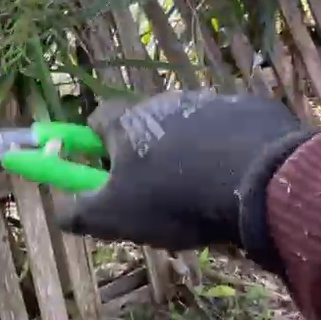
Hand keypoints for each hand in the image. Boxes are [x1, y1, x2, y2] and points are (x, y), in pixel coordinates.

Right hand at [54, 90, 314, 273]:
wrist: (262, 186)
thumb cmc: (174, 200)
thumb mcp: (113, 217)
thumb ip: (76, 213)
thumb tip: (57, 211)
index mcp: (127, 122)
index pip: (96, 120)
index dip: (94, 146)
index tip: (102, 172)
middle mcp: (165, 102)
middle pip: (143, 124)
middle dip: (144, 153)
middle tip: (154, 192)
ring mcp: (212, 102)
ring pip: (188, 127)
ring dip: (187, 152)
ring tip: (203, 193)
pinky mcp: (253, 110)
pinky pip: (231, 130)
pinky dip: (227, 151)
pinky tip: (237, 182)